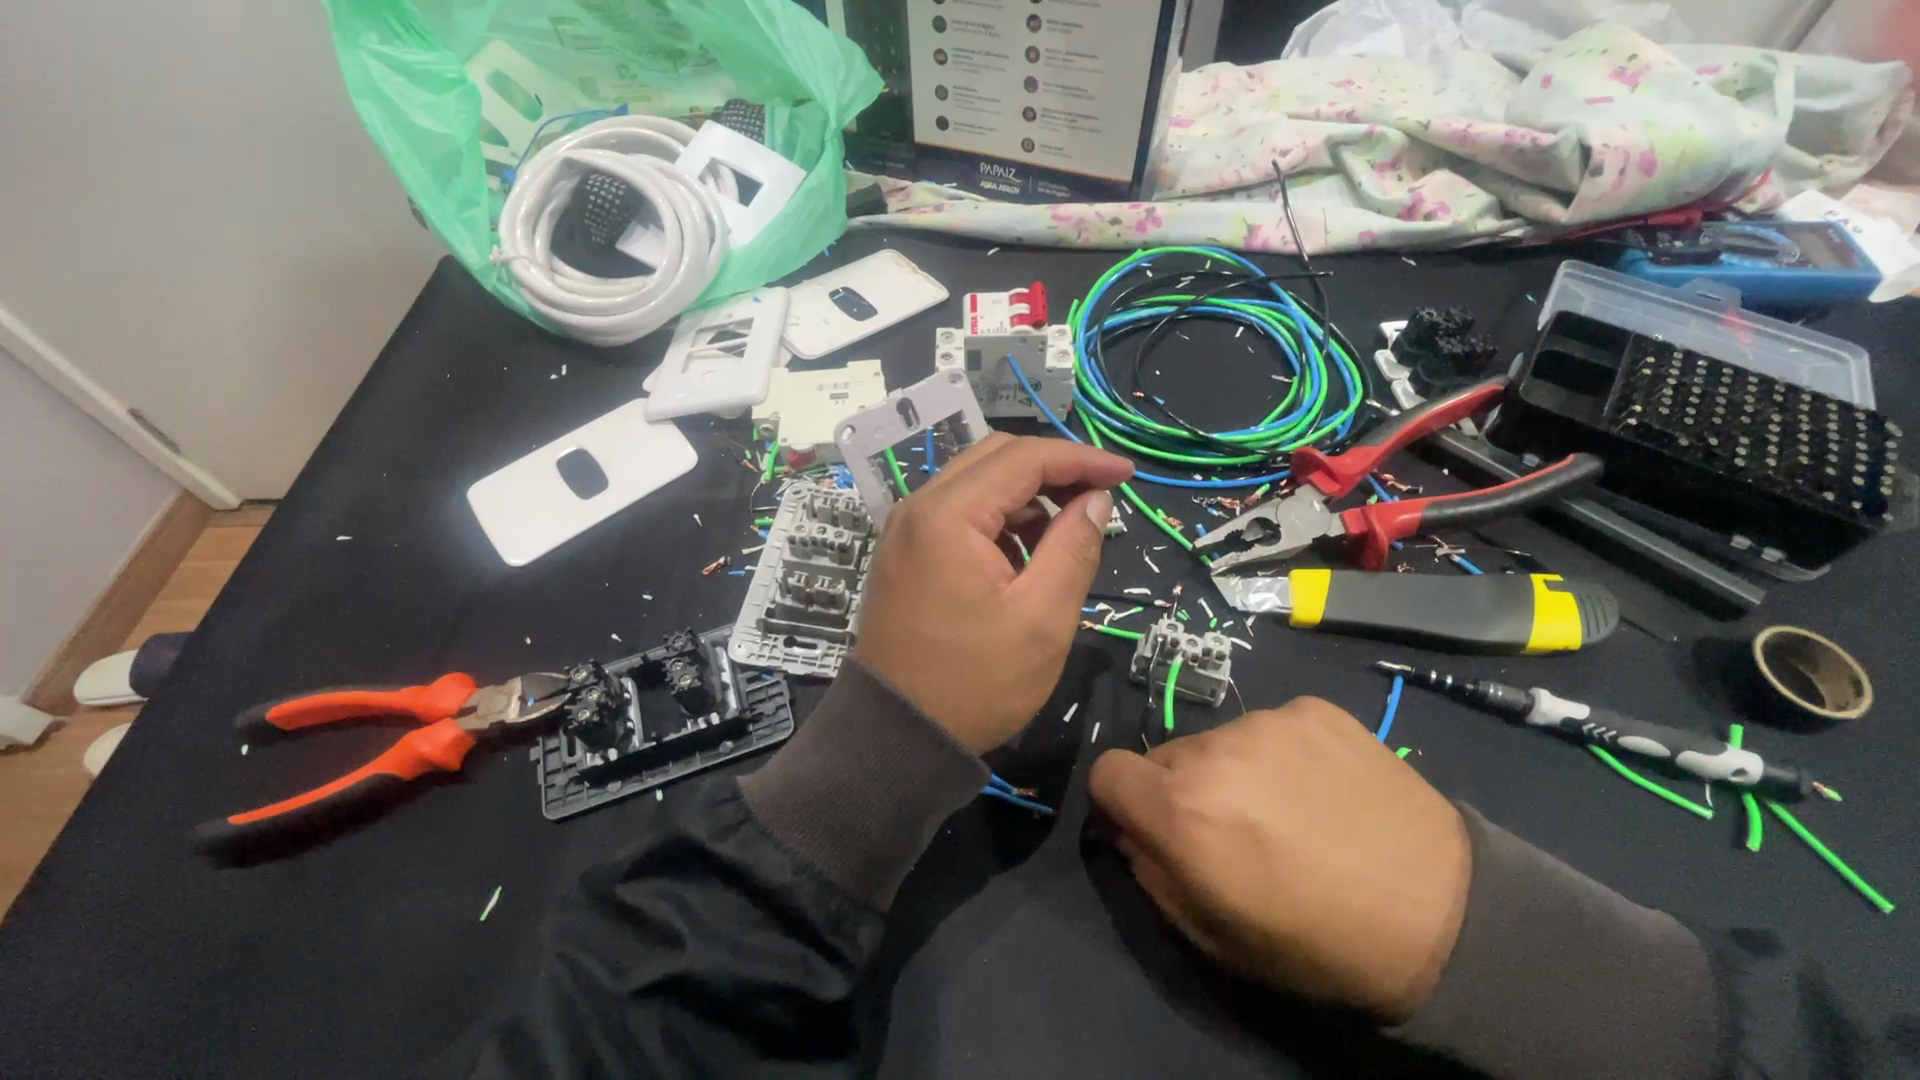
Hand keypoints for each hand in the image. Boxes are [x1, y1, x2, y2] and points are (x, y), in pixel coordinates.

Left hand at [855, 434, 1131, 753]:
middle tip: (1100, 497)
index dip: (1081, 459)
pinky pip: (958, 515)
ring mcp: (905, 531)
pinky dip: (998, 522)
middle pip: (995, 459)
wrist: (896, 735)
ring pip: (976, 485)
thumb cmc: (975, 682)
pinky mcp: (905, 554)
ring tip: (1066, 536)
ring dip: (1026, 498)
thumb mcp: (1041, 619)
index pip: (1024, 459)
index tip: (1126, 474)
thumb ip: (1073, 549)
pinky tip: (1024, 557)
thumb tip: (1095, 500)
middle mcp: (918, 508)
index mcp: (947, 515)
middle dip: (1054, 470)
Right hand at [1088, 698, 1470, 1022]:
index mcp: (1181, 810)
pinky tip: (1323, 790)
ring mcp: (1268, 721)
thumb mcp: (1212, 937)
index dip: (1121, 801)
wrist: (1443, 915)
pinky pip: (1270, 726)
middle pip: (1165, 756)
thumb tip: (1131, 833)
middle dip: (1182, 790)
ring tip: (1289, 811)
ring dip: (1233, 770)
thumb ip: (1152, 875)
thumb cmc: (1317, 943)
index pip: (1106, 770)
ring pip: (1219, 741)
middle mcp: (1215, 751)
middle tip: (1234, 830)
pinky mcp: (1314, 709)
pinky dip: (1281, 754)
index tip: (1151, 825)